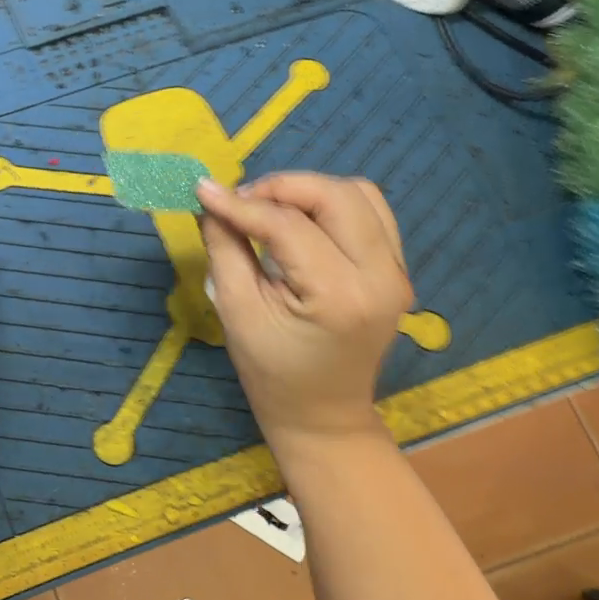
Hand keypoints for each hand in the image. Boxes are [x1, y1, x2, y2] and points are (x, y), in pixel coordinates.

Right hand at [197, 173, 412, 446]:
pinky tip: (299, 221)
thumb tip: (209, 199)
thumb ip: (224, 247)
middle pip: (335, 196)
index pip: (287, 225)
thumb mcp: (235, 309)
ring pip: (358, 194)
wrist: (321, 412)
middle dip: (281, 187)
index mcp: (338, 295)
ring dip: (308, 191)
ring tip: (268, 210)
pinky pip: (370, 212)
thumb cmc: (270, 369)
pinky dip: (330, 203)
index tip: (203, 192)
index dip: (240, 204)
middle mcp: (379, 276)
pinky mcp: (396, 268)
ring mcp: (396, 271)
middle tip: (240, 202)